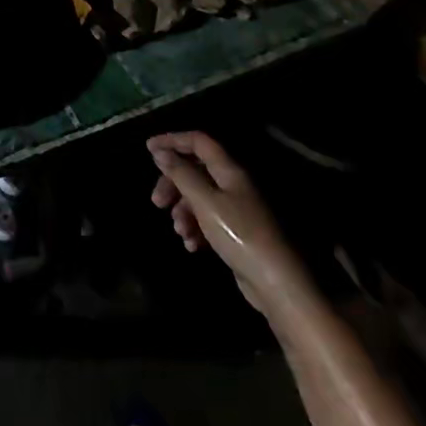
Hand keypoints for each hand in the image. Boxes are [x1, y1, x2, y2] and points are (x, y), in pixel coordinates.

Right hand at [147, 132, 312, 315]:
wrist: (276, 284)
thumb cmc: (239, 235)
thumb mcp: (204, 202)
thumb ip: (181, 174)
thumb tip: (160, 152)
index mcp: (230, 172)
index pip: (199, 142)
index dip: (173, 140)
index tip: (148, 148)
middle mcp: (233, 186)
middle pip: (194, 171)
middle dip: (172, 183)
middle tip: (156, 202)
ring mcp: (236, 210)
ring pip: (198, 197)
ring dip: (182, 211)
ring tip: (180, 232)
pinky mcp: (235, 232)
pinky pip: (207, 220)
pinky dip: (195, 228)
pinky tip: (192, 245)